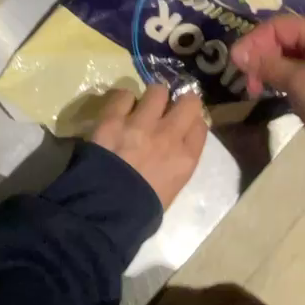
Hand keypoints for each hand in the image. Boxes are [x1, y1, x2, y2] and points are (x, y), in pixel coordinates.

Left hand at [90, 84, 207, 208]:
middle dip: (178, 102)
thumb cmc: (140, 212)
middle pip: (188, 101)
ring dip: (150, 99)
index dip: (191, 122)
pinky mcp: (113, 118)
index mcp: (185, 158)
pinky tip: (118, 112)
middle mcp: (168, 134)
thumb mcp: (170, 190)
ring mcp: (141, 124)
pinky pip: (124, 95)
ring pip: (157, 91)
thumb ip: (177, 163)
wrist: (104, 214)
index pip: (200, 125)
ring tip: (140, 110)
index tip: (183, 124)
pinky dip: (122, 101)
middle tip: (165, 110)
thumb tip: (172, 149)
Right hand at [230, 16, 304, 133]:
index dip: (255, 40)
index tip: (236, 59)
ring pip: (286, 55)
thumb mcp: (296, 81)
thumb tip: (237, 53)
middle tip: (246, 79)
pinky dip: (279, 76)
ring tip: (255, 88)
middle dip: (260, 56)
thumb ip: (266, 64)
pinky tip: (269, 89)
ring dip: (267, 68)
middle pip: (282, 39)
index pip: (279, 26)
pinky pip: (295, 69)